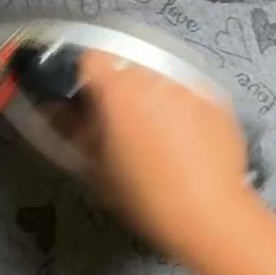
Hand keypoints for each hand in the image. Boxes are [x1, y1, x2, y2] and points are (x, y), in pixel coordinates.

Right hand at [71, 51, 258, 253]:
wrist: (210, 215)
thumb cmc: (144, 196)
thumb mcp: (97, 168)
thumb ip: (74, 130)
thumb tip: (57, 109)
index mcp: (118, 90)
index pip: (91, 59)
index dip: (86, 78)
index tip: (88, 103)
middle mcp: (153, 78)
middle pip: (127, 70)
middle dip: (122, 91)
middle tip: (123, 126)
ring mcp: (189, 86)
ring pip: (160, 82)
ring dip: (154, 99)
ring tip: (160, 136)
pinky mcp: (217, 100)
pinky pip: (190, 95)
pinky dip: (185, 109)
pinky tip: (190, 142)